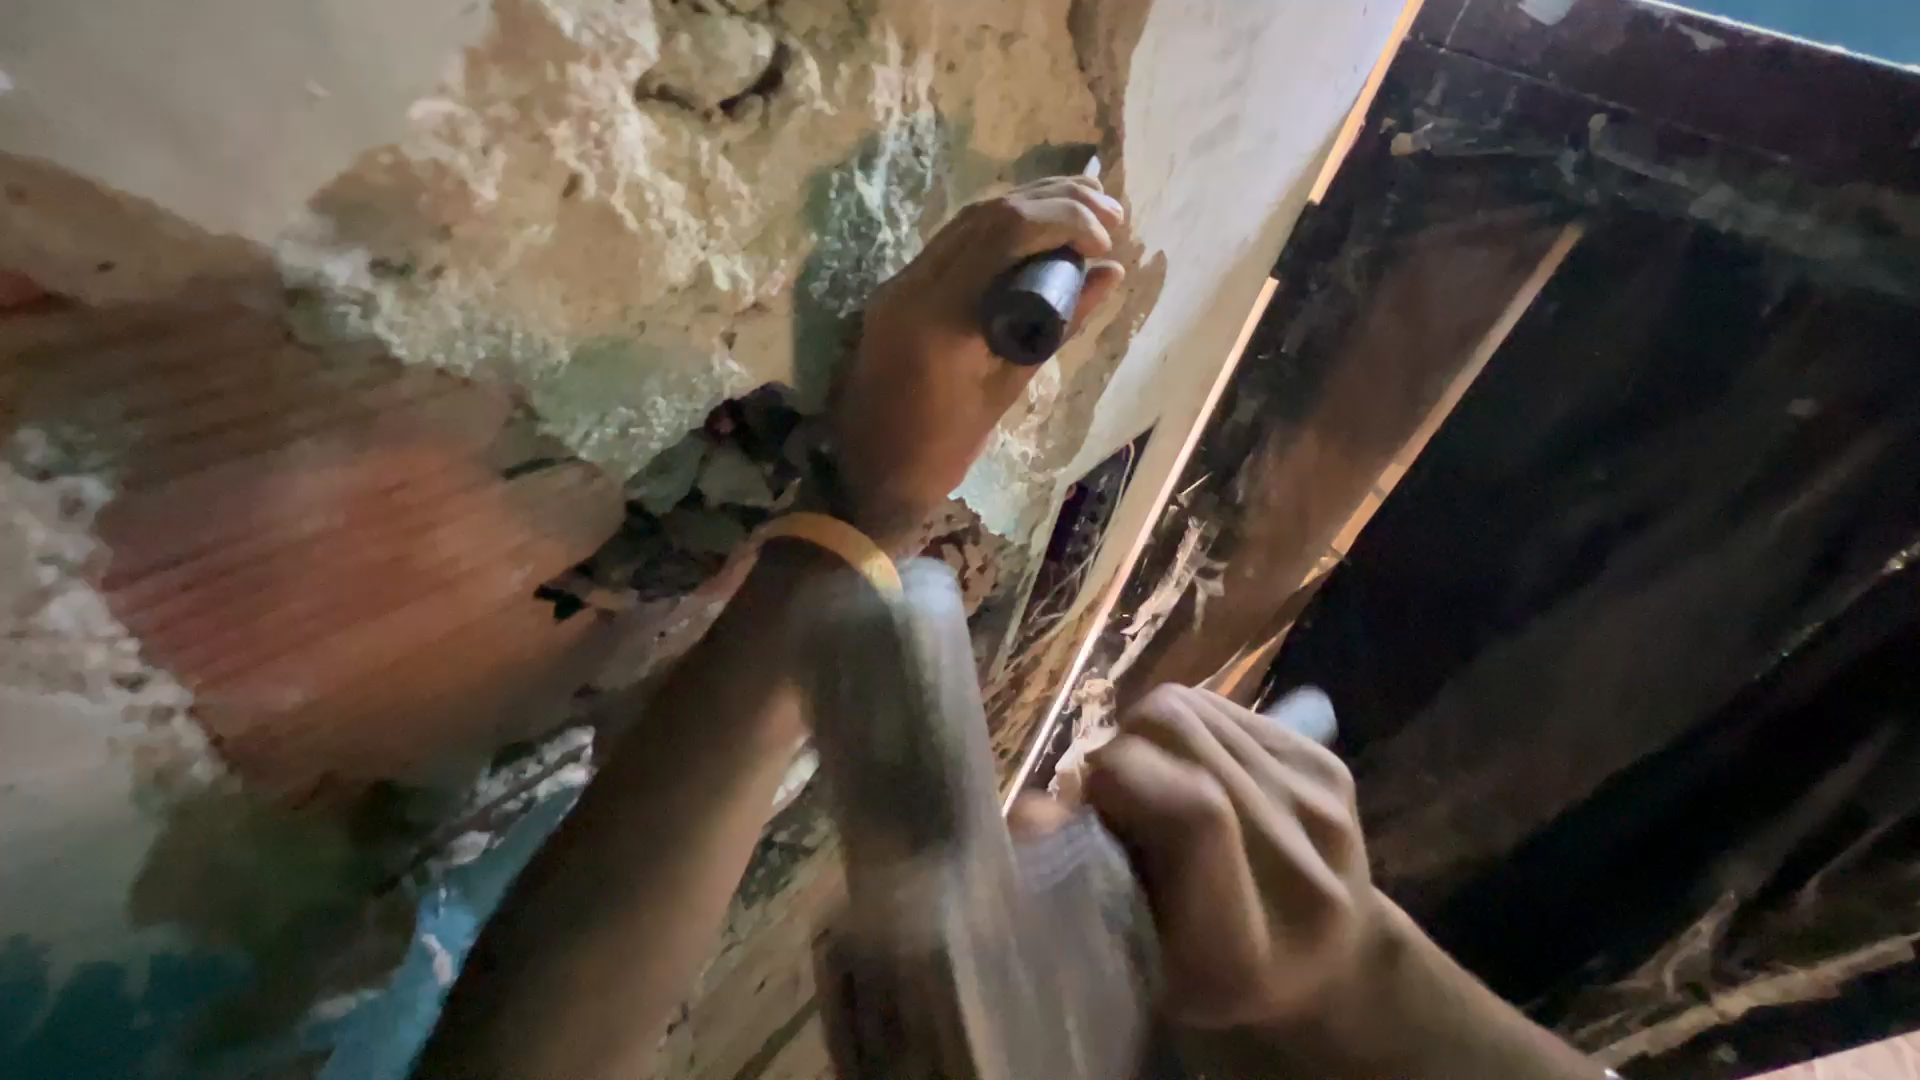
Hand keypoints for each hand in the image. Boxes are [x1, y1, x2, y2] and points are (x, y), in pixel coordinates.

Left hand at [826, 174, 1124, 548]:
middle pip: (988, 213)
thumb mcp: (1005, 391)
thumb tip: (1110, 275)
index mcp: (940, 317)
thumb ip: (1057, 327)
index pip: (1007, 231)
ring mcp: (899, 285)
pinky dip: (1000, 230)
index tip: (1107, 239)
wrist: (870, 473)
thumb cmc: (941, 451)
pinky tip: (1036, 232)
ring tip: (1085, 208)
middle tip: (1109, 210)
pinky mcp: (897, 291)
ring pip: (968, 221)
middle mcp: (913, 285)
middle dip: (1054, 200)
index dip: (1066, 219)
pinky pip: (953, 244)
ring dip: (1028, 205)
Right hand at [1078, 685, 1379, 1030]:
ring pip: (1189, 706)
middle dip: (1121, 748)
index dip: (1121, 781)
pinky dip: (1184, 726)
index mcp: (1244, 947)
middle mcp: (1302, 869)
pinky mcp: (1327, 762)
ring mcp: (1321, 805)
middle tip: (1117, 794)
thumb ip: (1075, 879)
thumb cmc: (1202, 966)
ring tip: (1155, 780)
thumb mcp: (1129, 946)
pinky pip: (1217, 703)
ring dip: (1149, 733)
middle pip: (1177, 732)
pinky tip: (1194, 768)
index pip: (1192, 812)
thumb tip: (1028, 809)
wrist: (1329, 955)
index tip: (1090, 806)